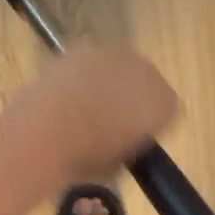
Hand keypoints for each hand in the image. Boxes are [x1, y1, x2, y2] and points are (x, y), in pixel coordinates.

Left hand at [15, 45, 178, 177]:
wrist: (47, 130)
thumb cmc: (85, 158)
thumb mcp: (116, 167)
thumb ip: (128, 150)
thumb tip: (121, 146)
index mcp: (165, 105)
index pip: (168, 113)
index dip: (148, 129)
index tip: (130, 143)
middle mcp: (149, 71)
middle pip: (146, 85)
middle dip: (131, 102)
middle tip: (107, 127)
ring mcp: (117, 54)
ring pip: (120, 71)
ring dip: (108, 85)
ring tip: (83, 111)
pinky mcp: (86, 47)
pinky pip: (91, 64)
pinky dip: (83, 76)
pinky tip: (66, 96)